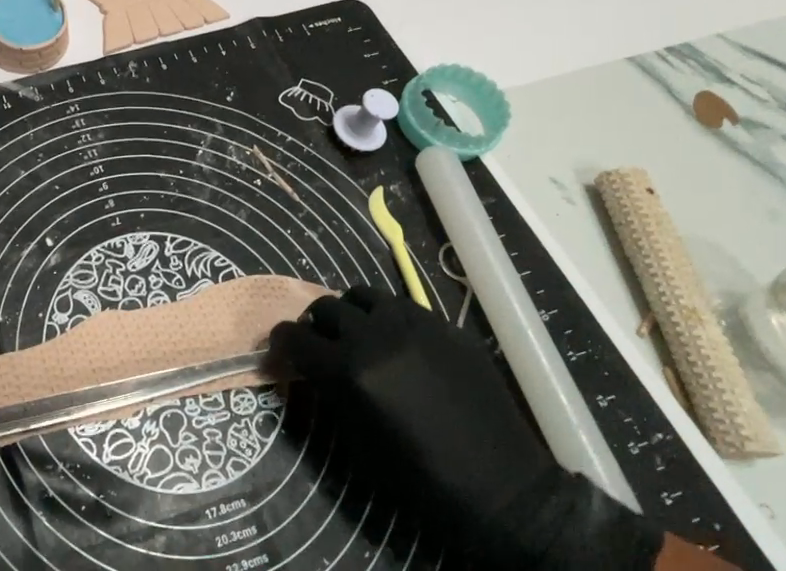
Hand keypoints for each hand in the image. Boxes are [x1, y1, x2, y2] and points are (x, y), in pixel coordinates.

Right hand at [271, 287, 662, 570]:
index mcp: (350, 370)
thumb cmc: (421, 479)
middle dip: (316, 325)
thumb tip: (311, 370)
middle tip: (322, 344)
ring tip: (361, 335)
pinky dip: (390, 320)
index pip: (294, 336)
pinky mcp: (447, 327)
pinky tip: (402, 346)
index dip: (282, 343)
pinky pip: (404, 308)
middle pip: (327, 307)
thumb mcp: (357, 444)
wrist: (503, 489)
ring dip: (354, 313)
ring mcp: (417, 325)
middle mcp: (378, 337)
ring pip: (366, 295)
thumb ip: (330, 395)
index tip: (283, 351)